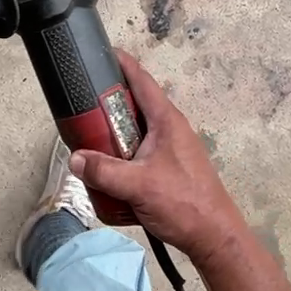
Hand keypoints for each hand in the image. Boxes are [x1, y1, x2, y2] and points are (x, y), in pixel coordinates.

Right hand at [70, 51, 248, 267]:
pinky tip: (109, 167)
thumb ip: (104, 171)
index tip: (99, 53)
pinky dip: (123, 151)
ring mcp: (171, 147)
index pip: (141, 80)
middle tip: (81, 104)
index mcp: (166, 120)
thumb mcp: (138, 185)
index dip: (121, 63)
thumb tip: (74, 159)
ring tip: (89, 137)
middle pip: (134, 104)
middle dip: (108, 102)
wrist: (215, 238)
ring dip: (114, 131)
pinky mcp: (169, 166)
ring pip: (136, 129)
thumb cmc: (184, 204)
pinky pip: (140, 149)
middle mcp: (169, 127)